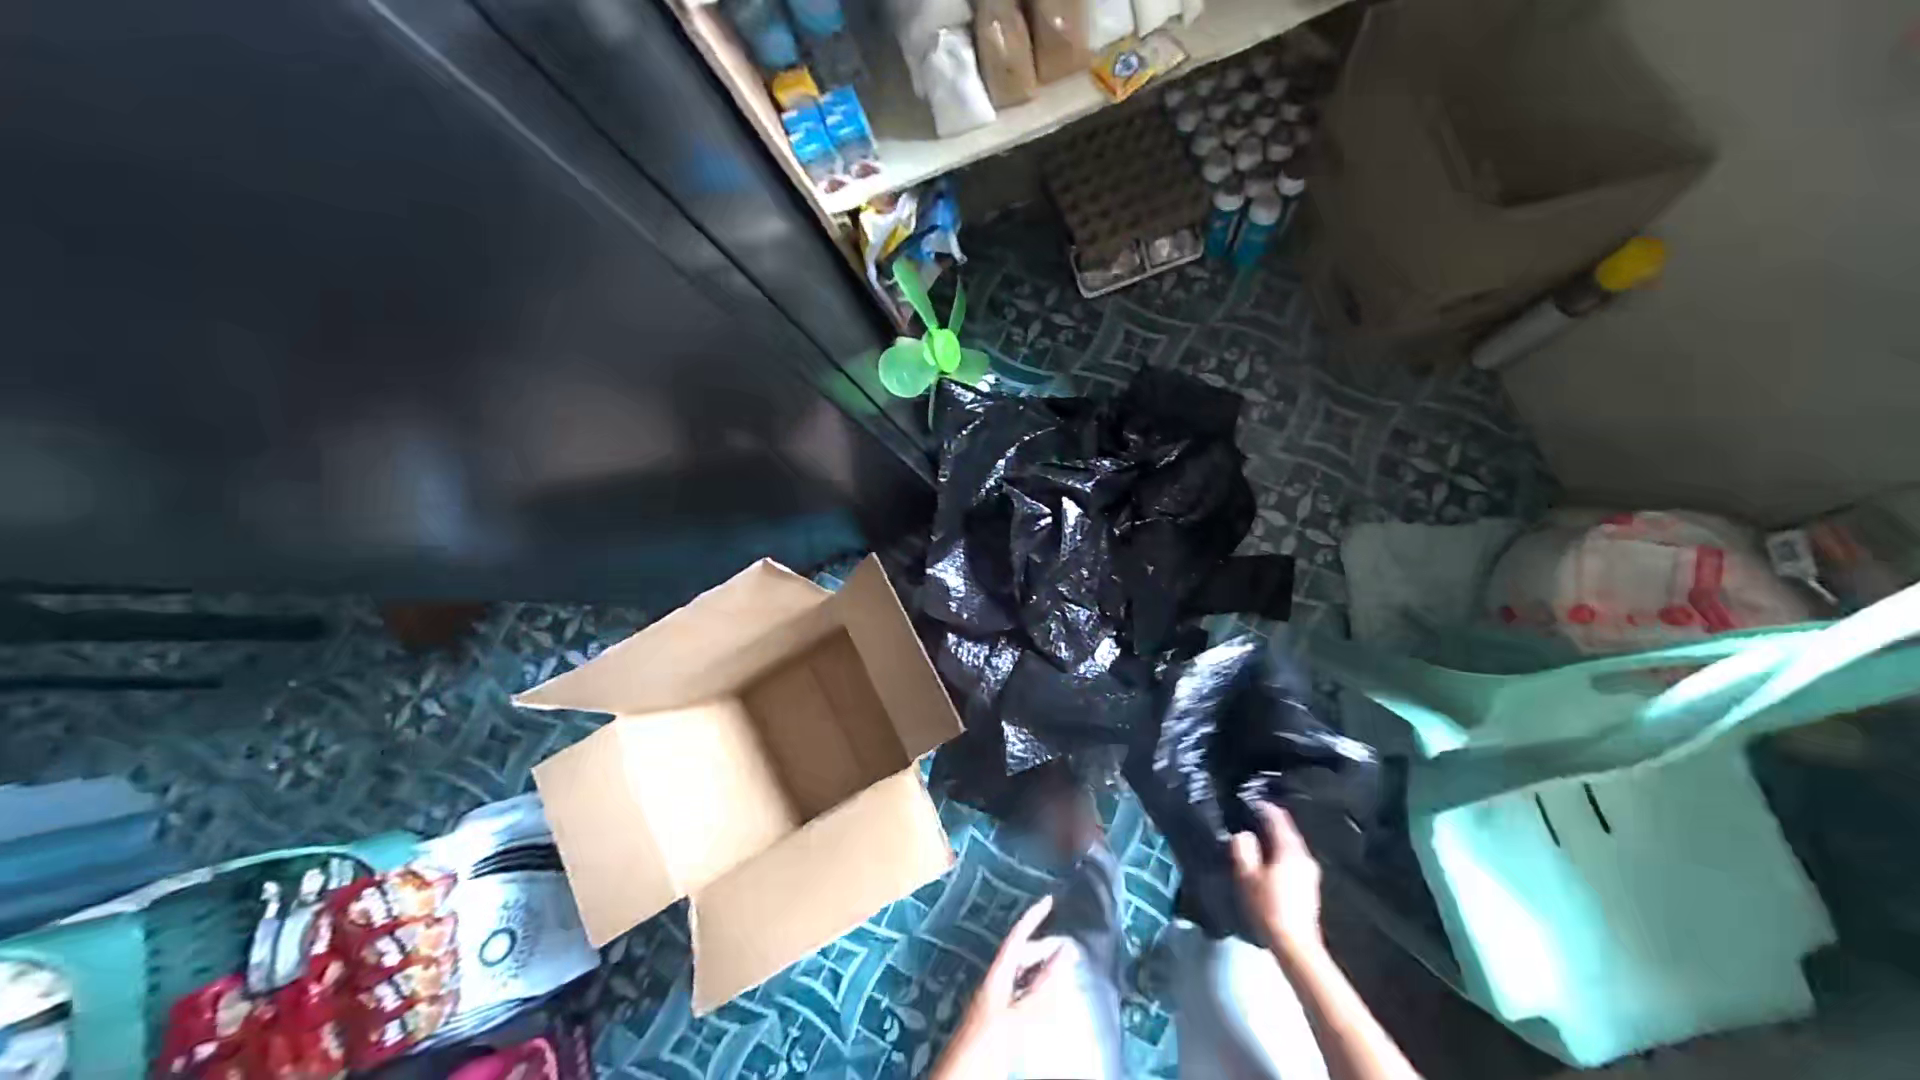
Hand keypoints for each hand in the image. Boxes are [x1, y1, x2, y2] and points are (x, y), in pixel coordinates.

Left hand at [930, 895, 1064, 1079]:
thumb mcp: (1021, 1010)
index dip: (1033, 916)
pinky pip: (1020, 992)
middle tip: (1067, 948)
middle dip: (1042, 947)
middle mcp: (994, 980)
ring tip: (1063, 969)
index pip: (1017, 936)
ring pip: (1021, 975)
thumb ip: (1043, 983)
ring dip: (1040, 969)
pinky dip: (1036, 989)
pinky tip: (1048, 998)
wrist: (964, 1075)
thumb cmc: (990, 1040)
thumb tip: (1065, 952)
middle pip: (1020, 954)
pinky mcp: (997, 1016)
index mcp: (997, 972)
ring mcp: (994, 998)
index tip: (1050, 900)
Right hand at [1230, 802, 1323, 956]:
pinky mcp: (1309, 888)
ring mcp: (1310, 874)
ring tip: (1258, 839)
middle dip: (1270, 824)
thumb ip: (1243, 850)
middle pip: (1288, 832)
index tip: (1251, 801)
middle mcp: (1304, 858)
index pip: (1278, 820)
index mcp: (1290, 851)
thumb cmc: (1268, 908)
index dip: (1265, 808)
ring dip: (1276, 841)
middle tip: (1252, 819)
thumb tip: (1243, 835)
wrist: (1296, 946)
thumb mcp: (1247, 876)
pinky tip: (1269, 863)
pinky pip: (1293, 860)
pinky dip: (1281, 855)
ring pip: (1291, 848)